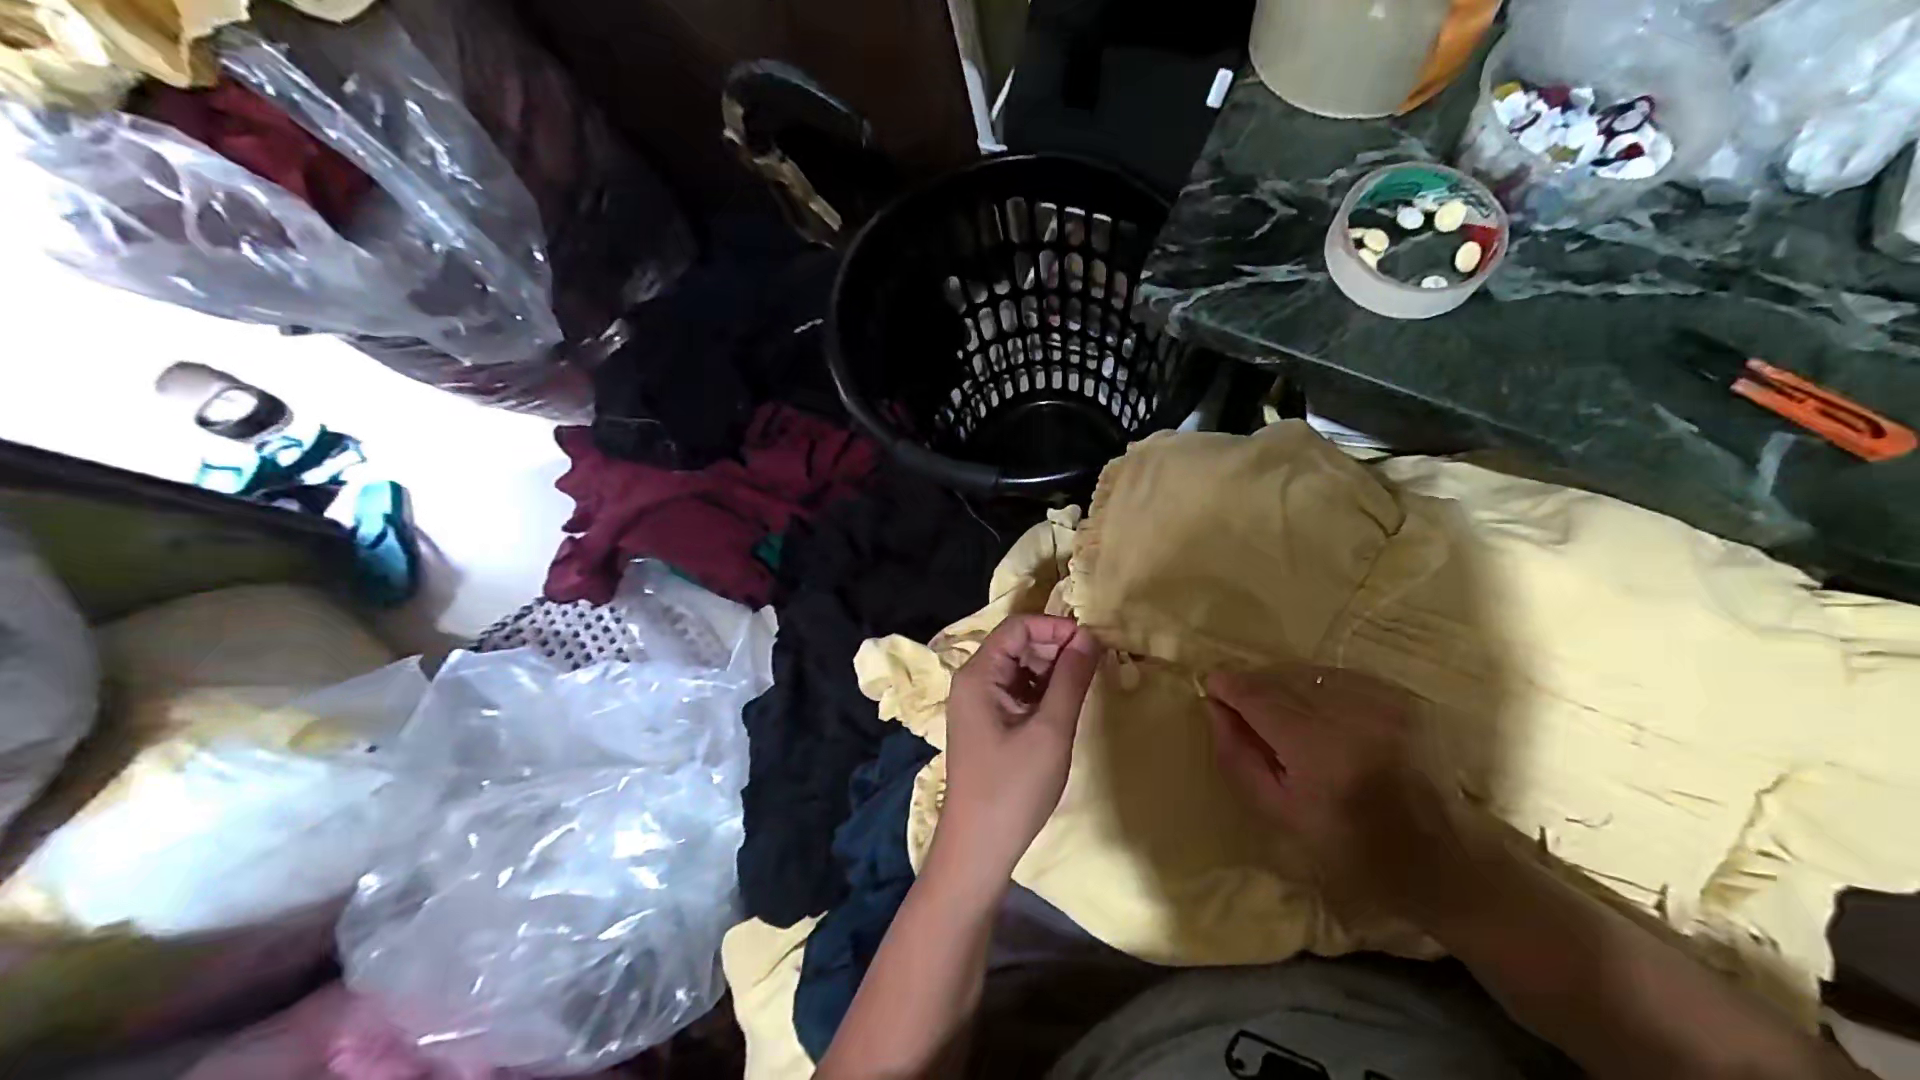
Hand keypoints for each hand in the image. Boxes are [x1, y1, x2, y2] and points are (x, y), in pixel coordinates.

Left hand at [935, 615, 1100, 879]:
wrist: (979, 847)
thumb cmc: (1013, 788)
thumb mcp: (1050, 730)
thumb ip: (1070, 679)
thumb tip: (1088, 637)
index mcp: (978, 675)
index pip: (1017, 627)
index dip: (1054, 626)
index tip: (1091, 642)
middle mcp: (973, 681)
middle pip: (1016, 645)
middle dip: (1055, 647)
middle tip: (1093, 665)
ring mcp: (978, 704)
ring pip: (1018, 668)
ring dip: (1051, 670)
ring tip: (1084, 685)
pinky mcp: (988, 724)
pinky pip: (1016, 691)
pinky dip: (1042, 691)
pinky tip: (1065, 705)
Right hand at [1206, 665, 1481, 916]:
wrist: (1445, 862)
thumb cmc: (1352, 850)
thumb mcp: (1278, 813)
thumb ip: (1237, 757)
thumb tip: (1214, 708)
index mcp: (1321, 751)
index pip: (1260, 697)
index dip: (1230, 686)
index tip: (1210, 685)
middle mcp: (1355, 716)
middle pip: (1284, 678)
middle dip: (1254, 684)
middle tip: (1237, 701)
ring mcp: (1387, 703)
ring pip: (1311, 673)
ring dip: (1284, 683)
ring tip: (1274, 706)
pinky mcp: (1406, 700)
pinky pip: (1342, 677)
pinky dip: (1318, 686)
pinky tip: (1313, 708)